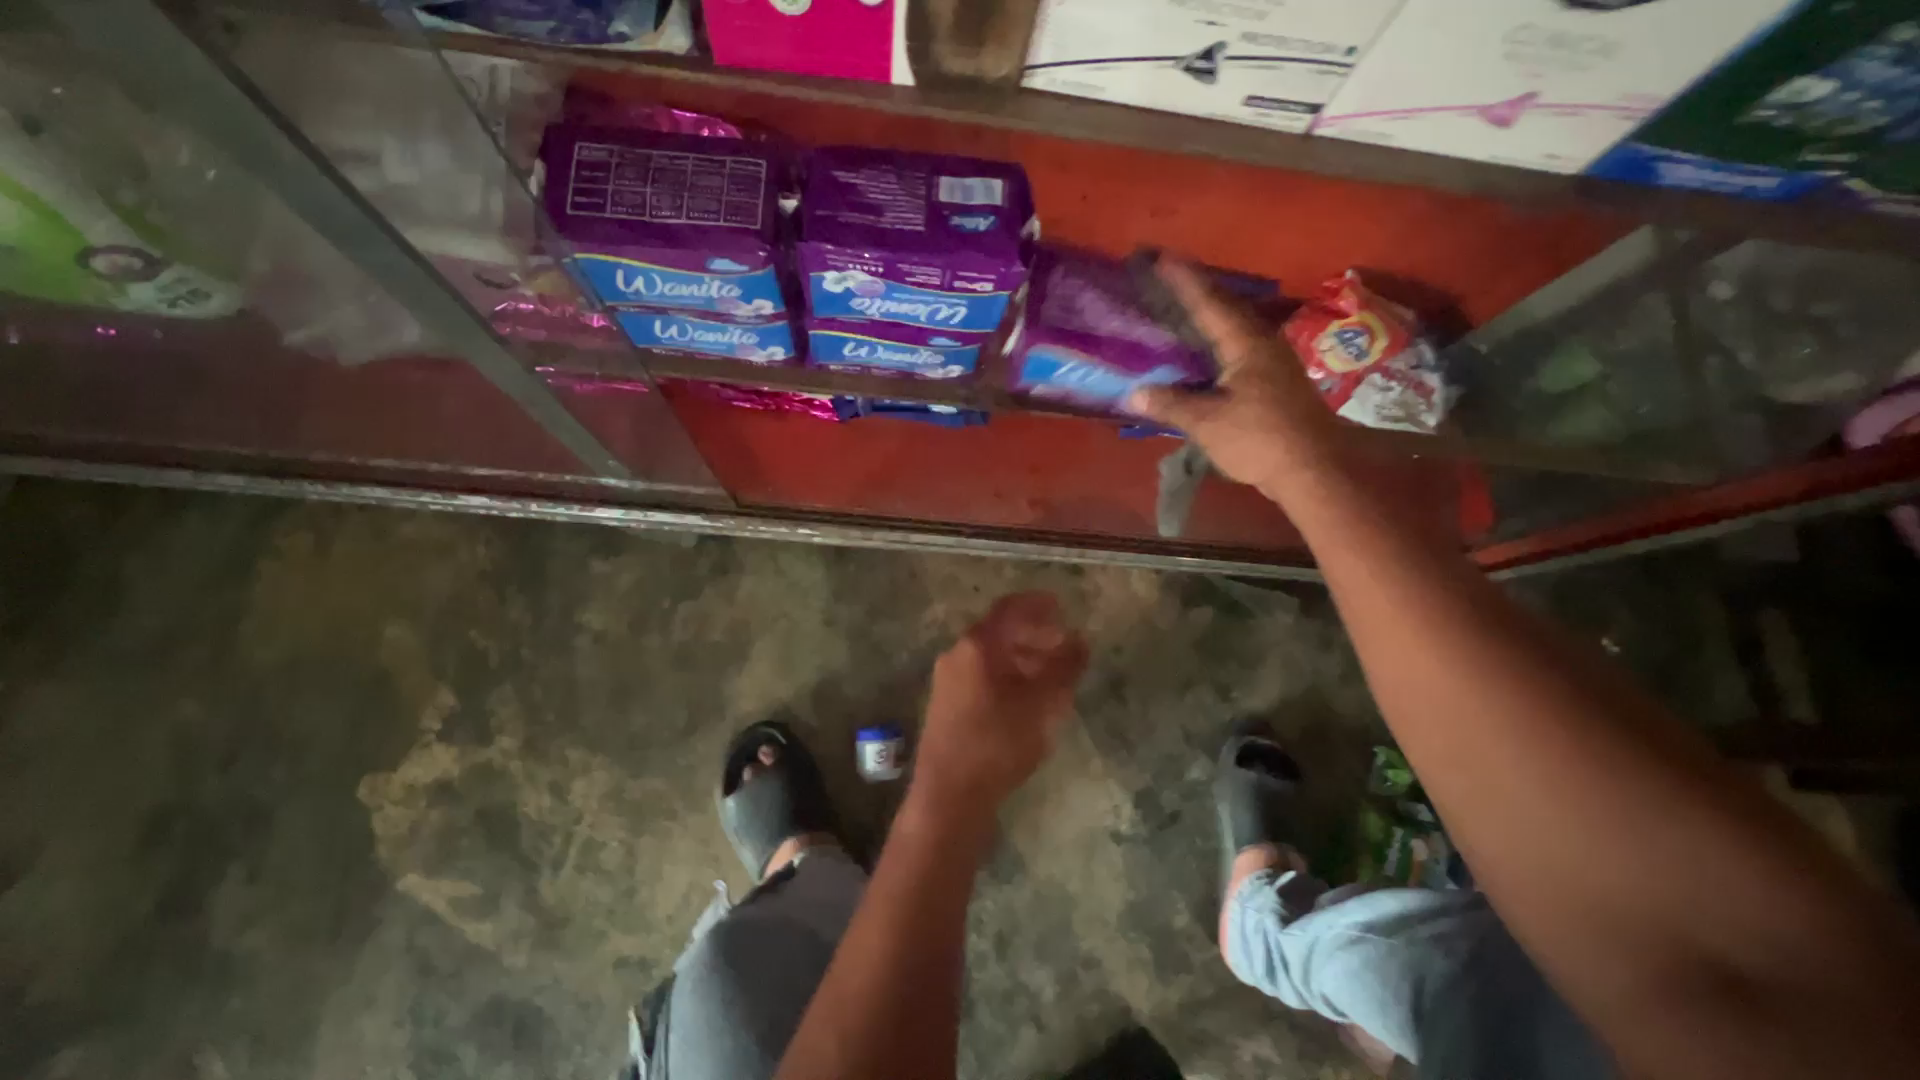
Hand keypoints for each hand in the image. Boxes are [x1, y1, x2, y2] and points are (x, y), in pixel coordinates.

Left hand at [914, 592, 1088, 822]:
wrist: (949, 795)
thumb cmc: (998, 743)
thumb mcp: (1042, 705)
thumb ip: (1064, 669)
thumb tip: (1080, 642)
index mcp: (977, 646)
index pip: (1010, 609)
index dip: (1039, 605)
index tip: (1063, 607)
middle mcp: (957, 655)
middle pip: (1000, 632)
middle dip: (1035, 635)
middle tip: (1065, 645)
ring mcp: (948, 682)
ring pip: (991, 658)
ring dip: (1023, 659)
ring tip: (1054, 677)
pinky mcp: (947, 706)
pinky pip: (982, 678)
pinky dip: (1008, 678)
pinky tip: (1028, 701)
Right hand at [1127, 259, 1353, 495]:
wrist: (1314, 470)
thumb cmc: (1260, 440)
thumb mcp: (1207, 423)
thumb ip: (1171, 404)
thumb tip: (1134, 392)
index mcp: (1245, 344)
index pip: (1209, 303)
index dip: (1184, 281)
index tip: (1161, 257)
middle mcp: (1262, 343)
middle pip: (1226, 308)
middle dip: (1196, 291)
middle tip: (1167, 277)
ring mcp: (1274, 362)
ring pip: (1236, 327)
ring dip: (1210, 314)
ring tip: (1183, 308)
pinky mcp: (1276, 381)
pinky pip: (1240, 346)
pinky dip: (1219, 340)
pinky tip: (1206, 350)